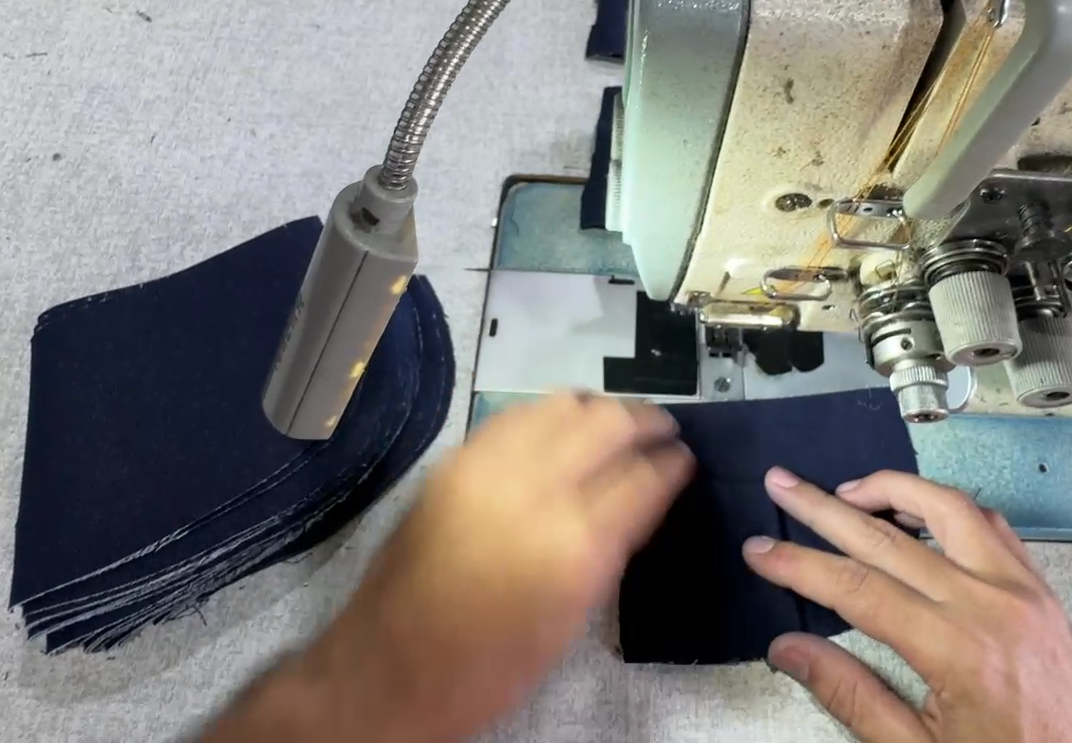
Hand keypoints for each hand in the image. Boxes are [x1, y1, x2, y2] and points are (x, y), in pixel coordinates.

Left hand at [205, 394, 693, 742]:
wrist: (385, 669)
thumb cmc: (490, 666)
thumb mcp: (571, 618)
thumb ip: (612, 545)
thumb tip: (644, 494)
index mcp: (573, 544)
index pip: (643, 477)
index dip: (673, 462)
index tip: (686, 456)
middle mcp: (534, 488)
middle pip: (609, 422)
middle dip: (646, 419)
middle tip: (663, 427)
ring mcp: (490, 465)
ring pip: (564, 403)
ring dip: (600, 408)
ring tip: (617, 423)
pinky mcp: (458, 457)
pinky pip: (519, 413)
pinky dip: (553, 413)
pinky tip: (564, 428)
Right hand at [742, 467, 1071, 742]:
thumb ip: (851, 697)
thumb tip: (786, 648)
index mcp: (958, 652)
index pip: (856, 590)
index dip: (799, 566)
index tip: (759, 550)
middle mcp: (990, 603)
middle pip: (888, 535)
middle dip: (823, 508)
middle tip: (781, 483)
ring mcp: (1021, 589)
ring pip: (945, 506)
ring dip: (888, 489)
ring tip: (843, 491)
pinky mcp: (1041, 590)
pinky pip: (989, 524)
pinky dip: (944, 505)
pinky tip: (917, 509)